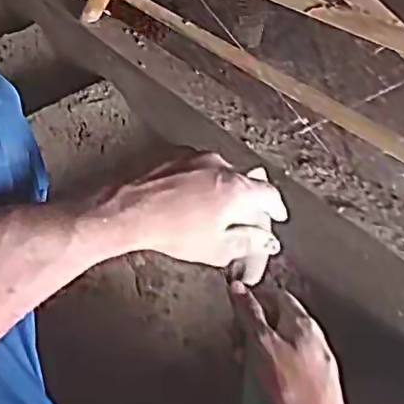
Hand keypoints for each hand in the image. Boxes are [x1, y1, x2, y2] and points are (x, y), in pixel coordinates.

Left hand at [98, 152, 286, 278]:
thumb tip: (267, 239)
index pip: (269, 194)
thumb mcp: (220, 249)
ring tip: (210, 215)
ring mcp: (193, 156)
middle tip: (242, 224)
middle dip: (246, 203)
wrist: (128, 210)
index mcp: (236, 187)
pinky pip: (195, 168)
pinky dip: (199, 182)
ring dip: (221, 191)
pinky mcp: (171, 154)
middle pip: (244, 183)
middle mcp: (218, 164)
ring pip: (218, 174)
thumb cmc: (172, 231)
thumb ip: (250, 241)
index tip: (276, 216)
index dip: (275, 208)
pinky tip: (188, 201)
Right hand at [231, 283, 351, 403]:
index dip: (255, 296)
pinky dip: (272, 360)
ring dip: (260, 344)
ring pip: (284, 340)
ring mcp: (320, 361)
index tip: (236, 306)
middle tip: (235, 337)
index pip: (277, 294)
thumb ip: (248, 312)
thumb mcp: (260, 342)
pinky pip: (291, 360)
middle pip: (279, 317)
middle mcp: (316, 337)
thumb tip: (237, 286)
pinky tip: (262, 374)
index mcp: (304, 322)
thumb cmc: (286, 383)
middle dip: (254, 324)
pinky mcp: (319, 383)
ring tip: (243, 359)